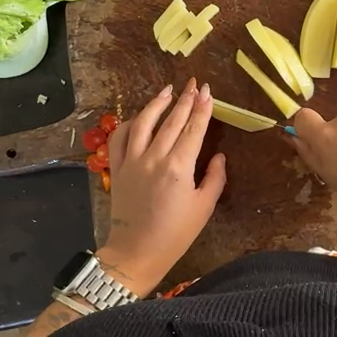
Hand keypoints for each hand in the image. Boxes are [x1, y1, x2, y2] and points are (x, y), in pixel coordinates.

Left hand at [97, 80, 227, 294]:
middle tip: (195, 83)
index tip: (208, 91)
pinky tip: (140, 116)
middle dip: (185, 99)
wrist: (136, 252)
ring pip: (144, 122)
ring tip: (168, 90)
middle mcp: (155, 158)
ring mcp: (132, 161)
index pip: (194, 129)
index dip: (202, 108)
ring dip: (157, 103)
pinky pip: (121, 137)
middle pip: (172, 120)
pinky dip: (130, 123)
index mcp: (179, 167)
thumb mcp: (203, 208)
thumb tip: (218, 156)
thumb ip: (214, 178)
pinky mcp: (118, 168)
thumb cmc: (175, 234)